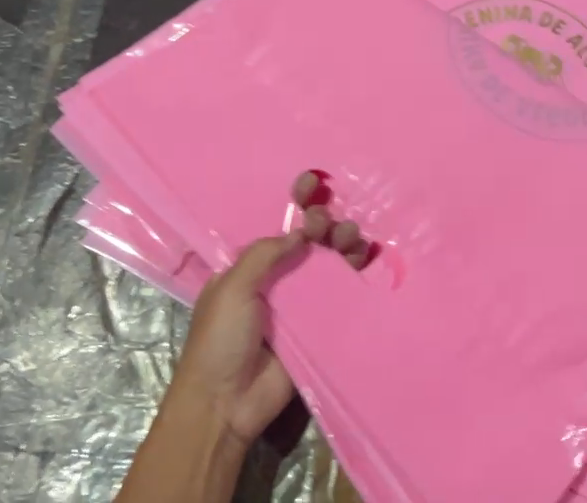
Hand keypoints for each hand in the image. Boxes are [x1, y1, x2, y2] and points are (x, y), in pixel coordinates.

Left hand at [165, 173, 371, 447]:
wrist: (225, 404)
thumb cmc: (219, 341)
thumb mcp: (232, 288)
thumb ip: (265, 254)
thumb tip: (301, 231)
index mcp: (250, 268)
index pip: (278, 229)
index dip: (295, 205)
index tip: (311, 183)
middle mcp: (278, 281)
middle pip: (310, 243)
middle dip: (325, 224)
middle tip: (331, 224)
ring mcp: (301, 304)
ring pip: (330, 264)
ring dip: (344, 245)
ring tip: (351, 240)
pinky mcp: (321, 327)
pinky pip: (343, 295)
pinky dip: (357, 275)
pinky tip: (367, 259)